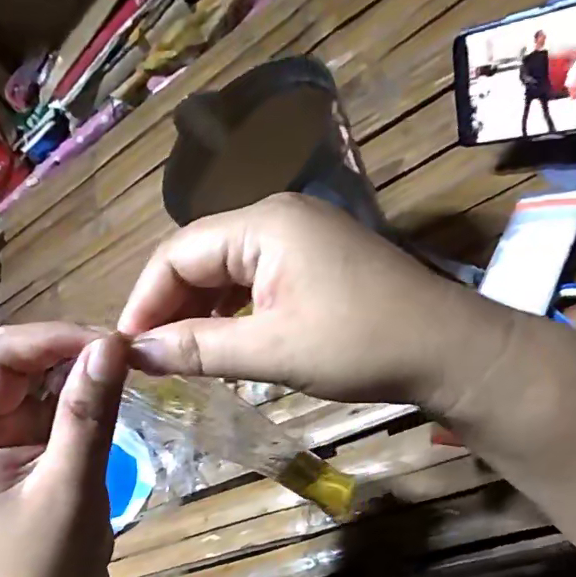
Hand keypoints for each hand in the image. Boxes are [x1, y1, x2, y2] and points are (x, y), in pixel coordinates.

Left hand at [0, 323, 126, 576]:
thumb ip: (88, 415)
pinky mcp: (34, 439)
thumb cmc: (54, 555)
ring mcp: (7, 430)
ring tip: (121, 360)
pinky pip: (56, 395)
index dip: (49, 339)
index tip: (105, 340)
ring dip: (77, 362)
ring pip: (38, 372)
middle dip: (64, 346)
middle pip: (14, 359)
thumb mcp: (72, 484)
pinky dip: (83, 384)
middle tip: (119, 348)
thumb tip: (112, 346)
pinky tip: (111, 381)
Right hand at [117, 193, 510, 414]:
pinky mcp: (313, 261)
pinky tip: (219, 345)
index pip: (177, 253)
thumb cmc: (360, 346)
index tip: (125, 348)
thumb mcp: (271, 351)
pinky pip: (252, 281)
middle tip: (148, 358)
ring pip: (224, 271)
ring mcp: (298, 238)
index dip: (144, 301)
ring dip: (197, 313)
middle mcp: (275, 218)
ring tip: (176, 358)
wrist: (450, 351)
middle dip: (168, 307)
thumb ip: (199, 349)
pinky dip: (229, 314)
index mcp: (263, 225)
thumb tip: (136, 353)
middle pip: (198, 257)